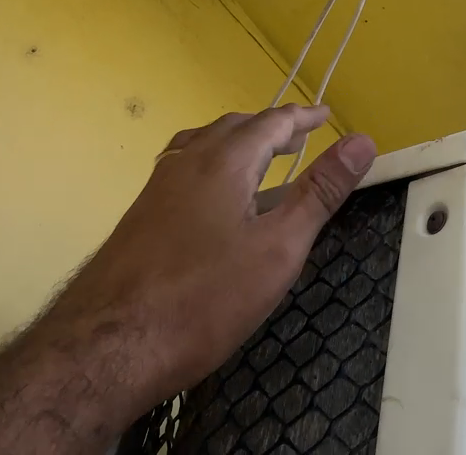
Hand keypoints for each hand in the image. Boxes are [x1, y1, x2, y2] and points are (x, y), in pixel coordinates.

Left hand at [30, 106, 376, 431]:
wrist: (103, 350)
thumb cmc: (203, 298)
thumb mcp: (279, 247)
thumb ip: (321, 191)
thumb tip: (362, 141)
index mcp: (225, 160)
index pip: (272, 121)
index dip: (303, 116)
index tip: (326, 115)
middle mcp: (187, 162)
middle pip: (234, 126)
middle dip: (270, 125)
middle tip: (299, 136)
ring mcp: (156, 189)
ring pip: (202, 144)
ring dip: (237, 141)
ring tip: (258, 157)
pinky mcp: (139, 217)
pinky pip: (183, 167)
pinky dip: (211, 162)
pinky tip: (212, 199)